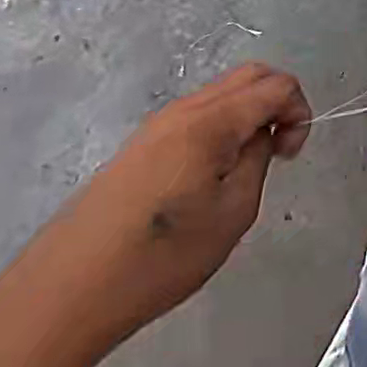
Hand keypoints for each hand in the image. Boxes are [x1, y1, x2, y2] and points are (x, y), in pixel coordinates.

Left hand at [0, 63, 310, 366]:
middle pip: (249, 75)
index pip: (276, 84)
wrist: (67, 291)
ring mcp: (158, 123)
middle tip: (280, 147)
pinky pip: (197, 114)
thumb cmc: (161, 256)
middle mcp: (184, 109)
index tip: (292, 152)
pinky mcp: (141, 143)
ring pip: (222, 92)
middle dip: (278, 100)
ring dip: (249, 112)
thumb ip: (257, 160)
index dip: (299, 110)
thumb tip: (262, 135)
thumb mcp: (233, 213)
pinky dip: (223, 124)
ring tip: (246, 164)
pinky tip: (212, 171)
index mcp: (211, 121)